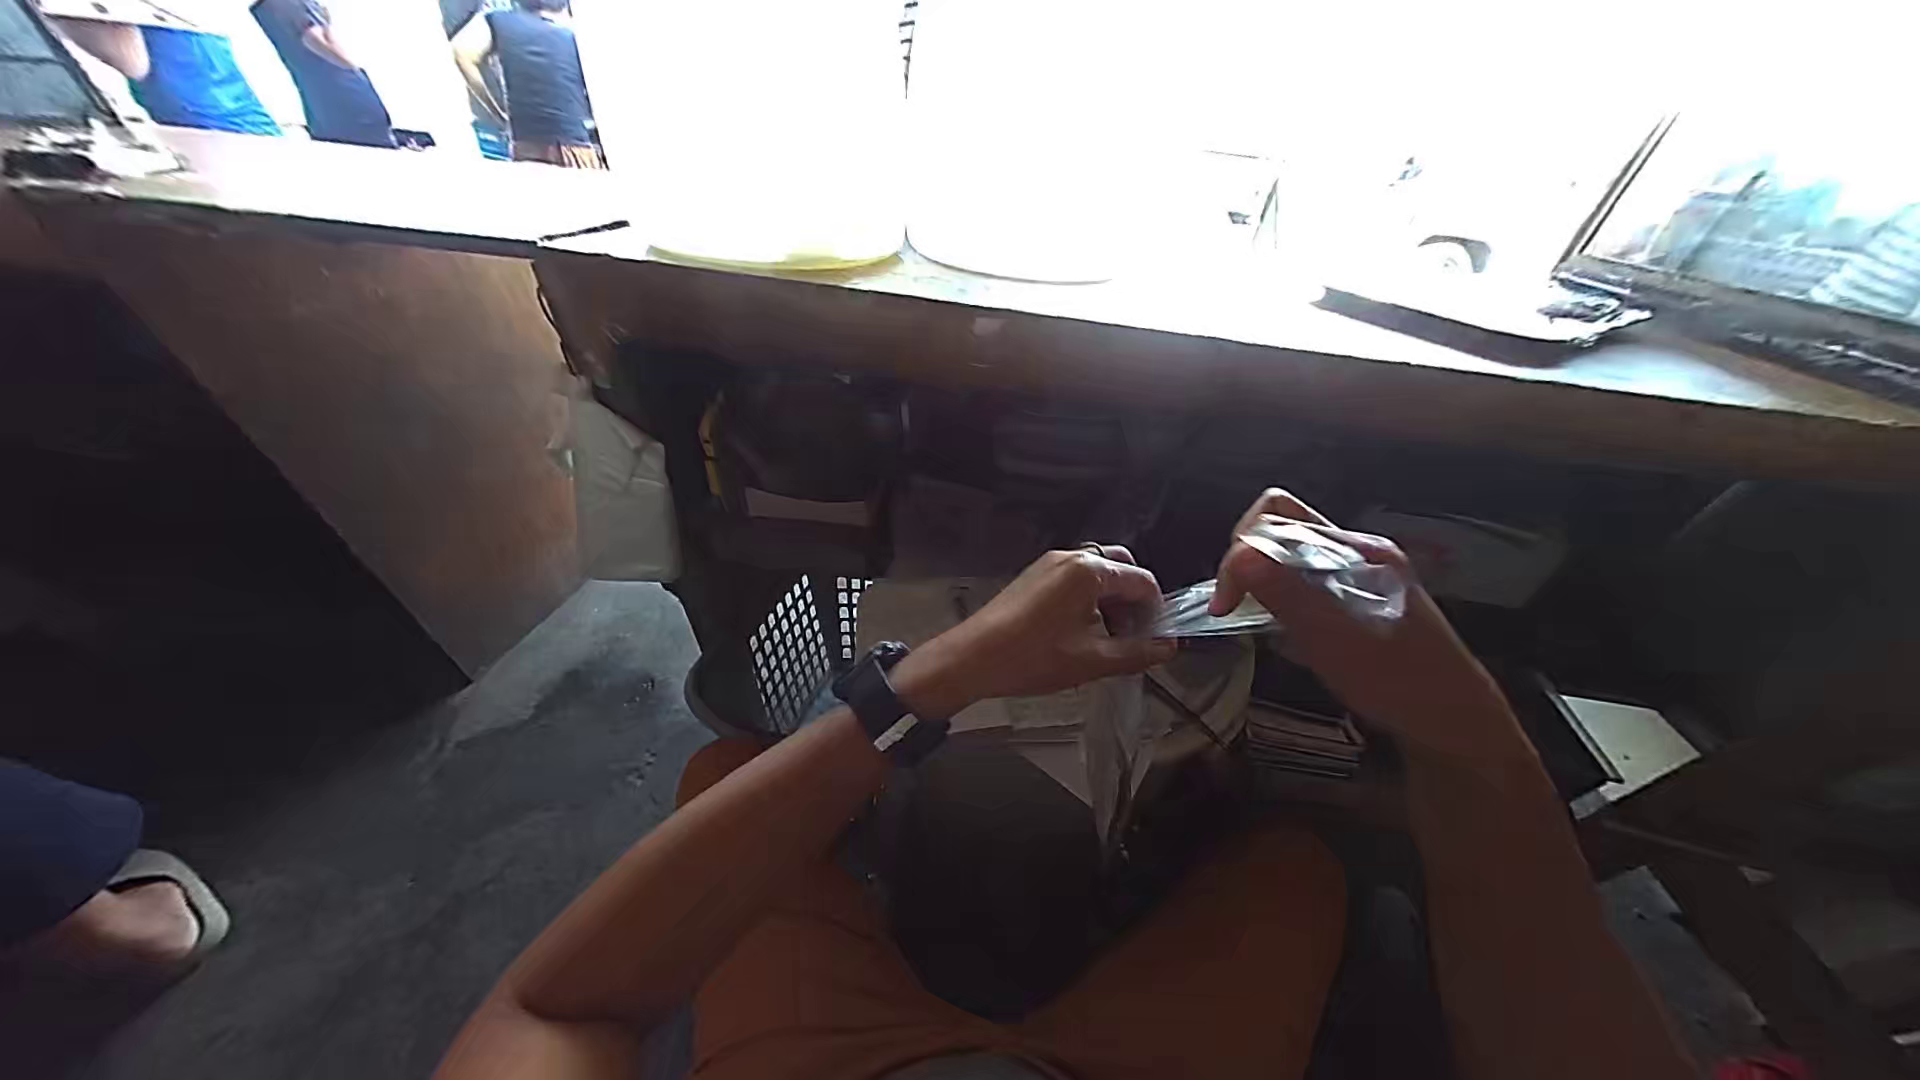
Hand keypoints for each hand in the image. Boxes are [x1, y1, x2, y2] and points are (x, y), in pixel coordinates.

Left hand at [891, 547, 1177, 718]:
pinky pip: (1073, 579)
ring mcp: (1048, 564)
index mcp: (1089, 570)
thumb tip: (1167, 648)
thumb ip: (1137, 652)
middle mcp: (1070, 557)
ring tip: (1106, 639)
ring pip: (1096, 574)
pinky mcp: (1033, 576)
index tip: (1154, 640)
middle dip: (1133, 601)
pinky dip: (1087, 599)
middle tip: (1132, 636)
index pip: (1142, 580)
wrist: (973, 658)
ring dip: (1110, 601)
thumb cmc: (1033, 657)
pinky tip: (1079, 632)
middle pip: (1120, 568)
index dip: (1155, 611)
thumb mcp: (1093, 660)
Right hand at [1210, 489, 1524, 761]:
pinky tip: (1279, 623)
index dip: (1239, 557)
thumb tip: (1239, 558)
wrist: (1455, 724)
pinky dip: (1273, 589)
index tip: (1226, 605)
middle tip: (1236, 602)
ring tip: (1252, 614)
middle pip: (1278, 523)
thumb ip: (1287, 595)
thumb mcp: (1336, 643)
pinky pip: (1297, 572)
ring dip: (1257, 573)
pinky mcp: (1350, 592)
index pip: (1276, 521)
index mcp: (1357, 550)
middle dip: (1244, 556)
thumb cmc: (1399, 686)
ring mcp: (1354, 569)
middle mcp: (1356, 549)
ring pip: (1284, 547)